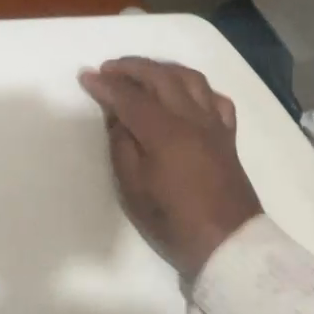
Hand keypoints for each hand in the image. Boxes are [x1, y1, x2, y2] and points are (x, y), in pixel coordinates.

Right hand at [79, 57, 262, 275]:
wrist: (228, 246)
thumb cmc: (173, 221)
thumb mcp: (132, 187)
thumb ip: (121, 144)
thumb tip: (116, 115)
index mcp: (164, 133)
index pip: (129, 96)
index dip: (105, 84)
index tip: (85, 76)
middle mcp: (191, 119)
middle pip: (161, 77)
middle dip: (132, 67)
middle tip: (109, 68)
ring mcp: (214, 125)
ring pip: (190, 79)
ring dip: (163, 68)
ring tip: (143, 72)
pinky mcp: (228, 136)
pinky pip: (215, 98)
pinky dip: (196, 88)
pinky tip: (184, 93)